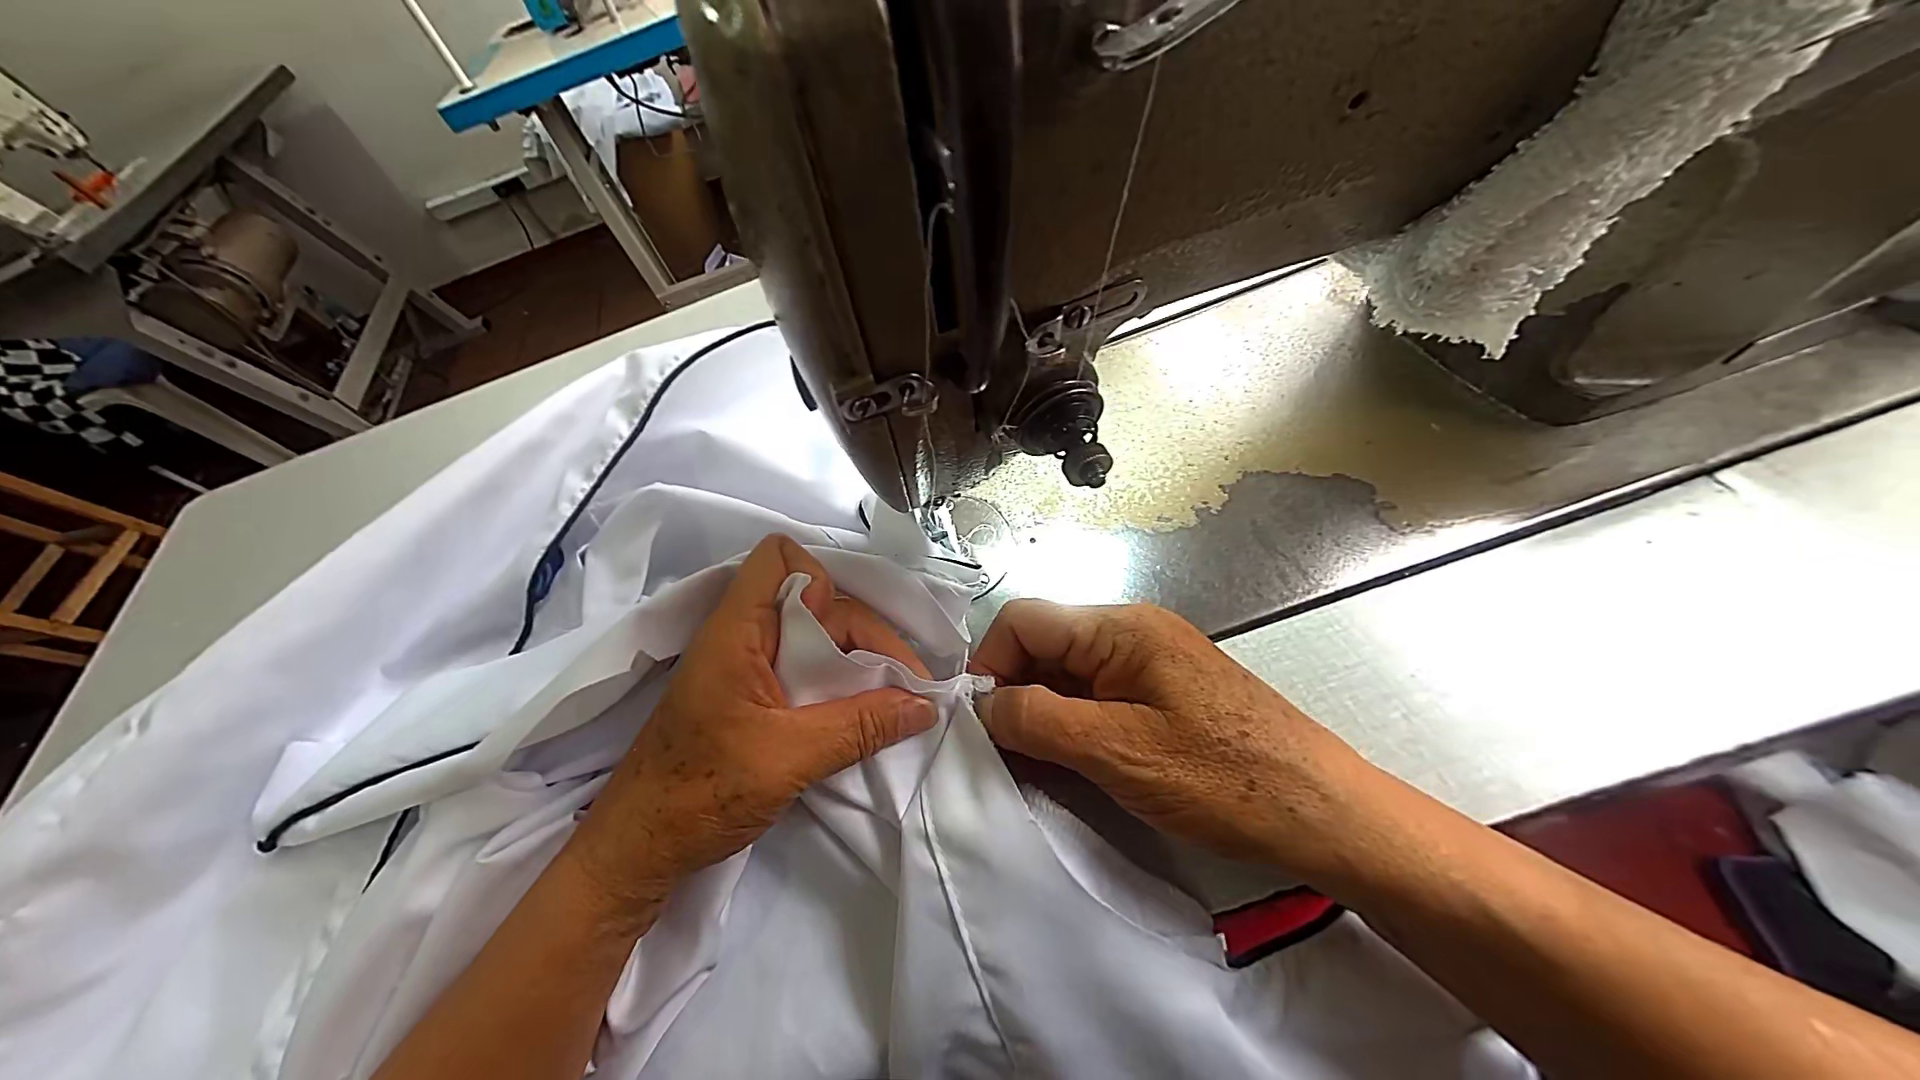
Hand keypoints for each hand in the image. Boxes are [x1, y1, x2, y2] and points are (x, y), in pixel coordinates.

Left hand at [563, 534, 934, 928]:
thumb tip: (924, 706)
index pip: (779, 558)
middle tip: (906, 685)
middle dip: (866, 635)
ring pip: (817, 639)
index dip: (821, 581)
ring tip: (894, 702)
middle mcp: (744, 637)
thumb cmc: (699, 794)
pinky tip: (864, 715)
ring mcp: (748, 668)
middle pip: (817, 603)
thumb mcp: (788, 758)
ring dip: (857, 665)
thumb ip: (860, 726)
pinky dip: (840, 686)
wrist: (639, 848)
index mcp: (738, 631)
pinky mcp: (754, 697)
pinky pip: (808, 671)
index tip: (847, 637)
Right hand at [969, 599, 1382, 882]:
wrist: (1322, 813)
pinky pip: (1098, 698)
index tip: (978, 721)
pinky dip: (1073, 727)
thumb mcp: (1116, 750)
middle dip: (1014, 694)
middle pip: (1045, 646)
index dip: (989, 663)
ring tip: (1034, 764)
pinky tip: (1073, 764)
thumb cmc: (1222, 778)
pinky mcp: (1164, 695)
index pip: (1024, 620)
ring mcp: (1150, 664)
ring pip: (1068, 676)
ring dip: (1042, 715)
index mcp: (1120, 628)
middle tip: (1001, 752)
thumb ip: (1037, 719)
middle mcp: (1132, 633)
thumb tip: (982, 704)